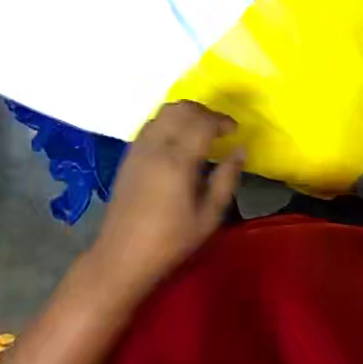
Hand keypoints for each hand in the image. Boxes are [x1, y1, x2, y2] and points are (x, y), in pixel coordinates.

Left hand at [88, 101, 244, 295]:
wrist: (122, 255)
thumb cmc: (171, 241)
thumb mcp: (209, 216)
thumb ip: (227, 179)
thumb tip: (240, 151)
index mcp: (178, 160)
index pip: (202, 122)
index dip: (222, 120)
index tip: (235, 130)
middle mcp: (156, 146)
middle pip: (181, 109)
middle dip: (205, 112)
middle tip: (220, 128)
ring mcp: (138, 148)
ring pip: (163, 112)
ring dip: (185, 113)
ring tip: (201, 130)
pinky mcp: (128, 155)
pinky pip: (150, 124)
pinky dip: (168, 121)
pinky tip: (177, 140)